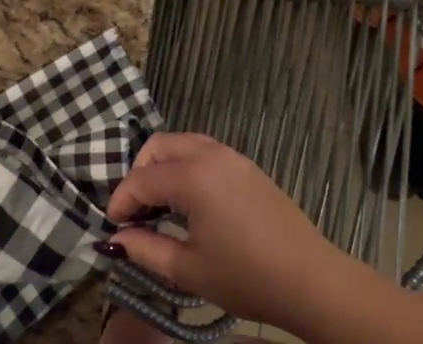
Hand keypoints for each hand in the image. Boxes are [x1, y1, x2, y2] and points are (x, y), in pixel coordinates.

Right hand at [102, 133, 348, 329]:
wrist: (310, 280)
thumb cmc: (246, 277)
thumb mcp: (189, 270)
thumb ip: (146, 249)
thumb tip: (116, 240)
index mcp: (193, 176)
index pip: (141, 179)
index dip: (121, 201)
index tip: (112, 228)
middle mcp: (211, 155)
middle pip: (160, 146)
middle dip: (140, 173)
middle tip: (135, 212)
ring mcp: (233, 157)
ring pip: (184, 143)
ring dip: (163, 166)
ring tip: (158, 206)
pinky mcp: (248, 167)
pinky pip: (205, 152)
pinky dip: (186, 166)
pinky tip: (188, 202)